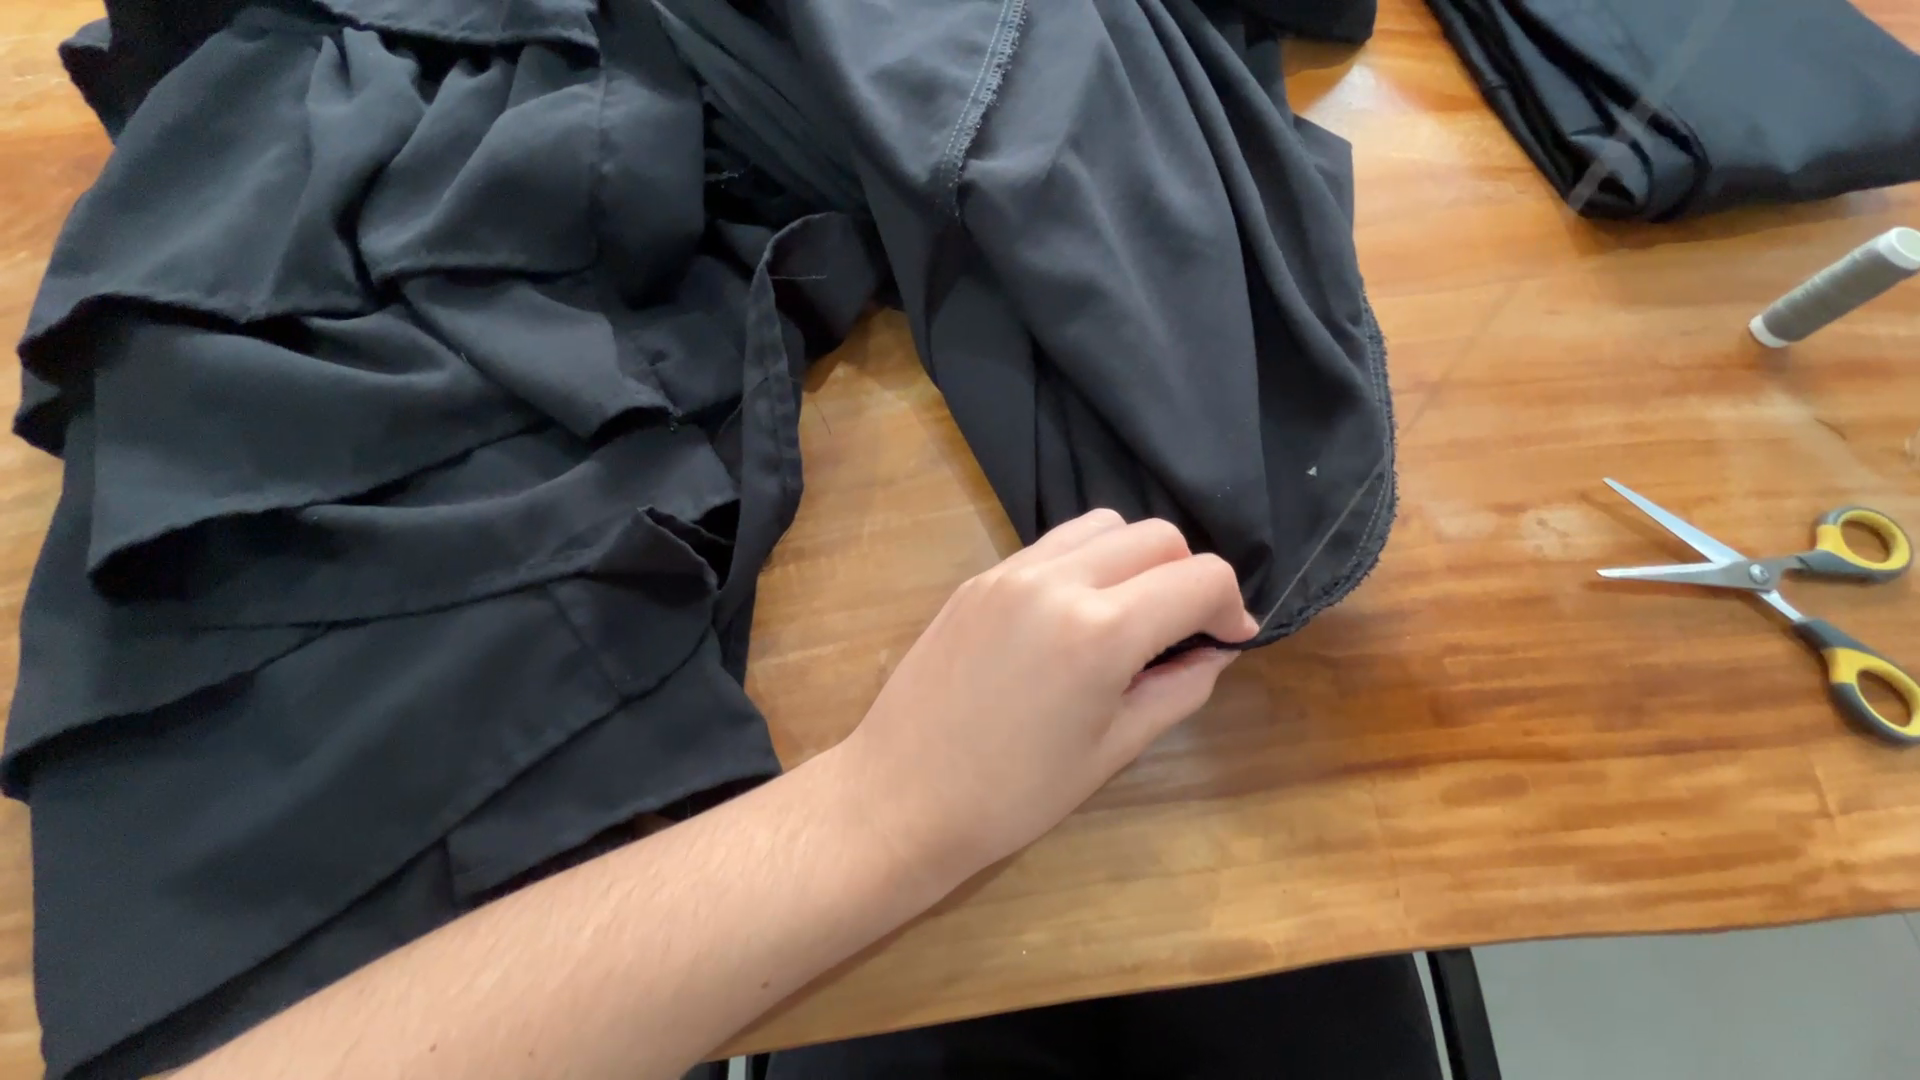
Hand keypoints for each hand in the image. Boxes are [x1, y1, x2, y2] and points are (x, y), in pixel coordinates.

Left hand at [830, 509, 1259, 888]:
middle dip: (1188, 575)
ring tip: (1128, 615)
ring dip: (1135, 558)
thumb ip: (1178, 688)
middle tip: (1182, 630)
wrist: (902, 795)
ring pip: (1103, 526)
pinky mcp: (979, 577)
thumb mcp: (1113, 750)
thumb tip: (1214, 650)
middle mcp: (1057, 581)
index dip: (1231, 606)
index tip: (1228, 640)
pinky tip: (1074, 614)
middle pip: (1156, 536)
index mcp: (1100, 630)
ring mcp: (1010, 571)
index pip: (1201, 577)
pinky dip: (1085, 562)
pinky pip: (1052, 545)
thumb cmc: (1014, 794)